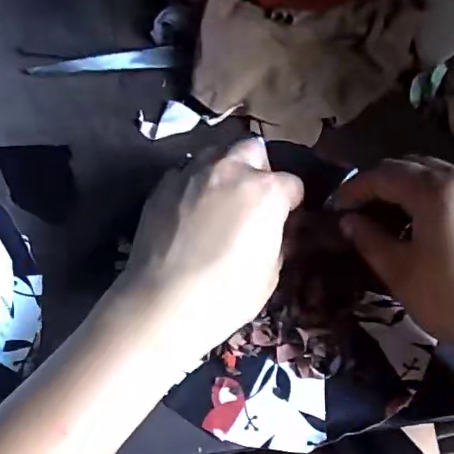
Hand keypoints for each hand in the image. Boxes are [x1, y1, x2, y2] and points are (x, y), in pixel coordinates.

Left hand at [112, 138, 304, 369]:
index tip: (287, 215)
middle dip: (258, 168)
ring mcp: (192, 174)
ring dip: (224, 170)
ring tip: (221, 199)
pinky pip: (185, 174)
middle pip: (253, 150)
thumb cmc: (226, 295)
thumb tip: (270, 231)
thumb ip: (274, 240)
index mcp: (266, 191)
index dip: (292, 202)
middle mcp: (230, 170)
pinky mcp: (162, 186)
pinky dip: (193, 186)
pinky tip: (190, 211)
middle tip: (254, 198)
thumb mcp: (269, 274)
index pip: (292, 183)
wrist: (163, 303)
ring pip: (215, 154)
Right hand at [337, 157, 453, 377]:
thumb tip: (348, 221)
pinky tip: (421, 226)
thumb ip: (369, 239)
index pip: (385, 174)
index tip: (334, 207)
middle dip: (381, 185)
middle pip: (413, 167)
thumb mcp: (401, 273)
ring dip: (408, 191)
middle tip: (357, 212)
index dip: (355, 188)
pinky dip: (433, 199)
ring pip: (438, 177)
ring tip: (385, 220)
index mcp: (439, 188)